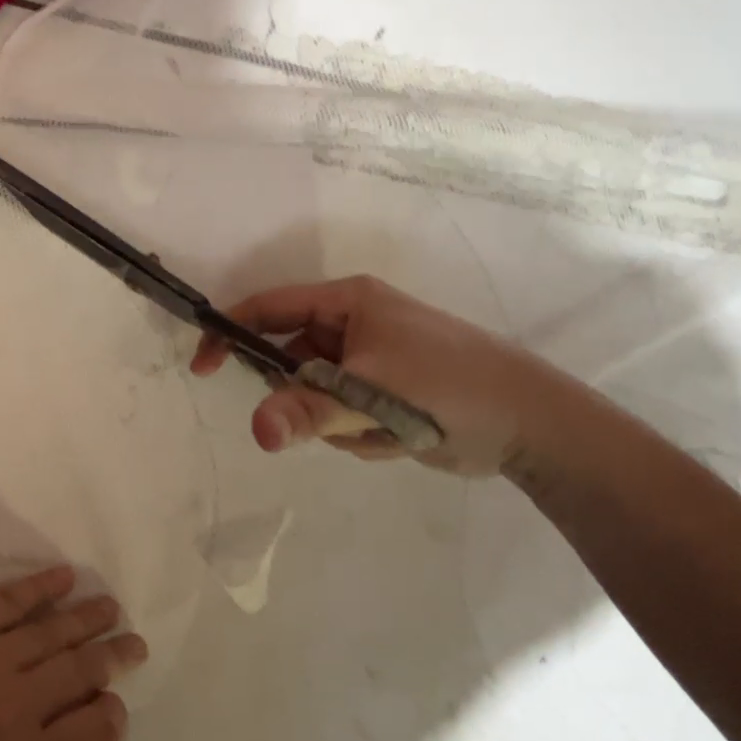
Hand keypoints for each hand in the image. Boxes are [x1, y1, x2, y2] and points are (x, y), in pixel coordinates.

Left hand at [0, 566, 147, 740]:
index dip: (110, 718)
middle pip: (80, 675)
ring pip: (53, 632)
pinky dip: (40, 586)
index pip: (91, 736)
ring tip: (111, 607)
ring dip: (88, 618)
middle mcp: (16, 707)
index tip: (116, 705)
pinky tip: (64, 576)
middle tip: (135, 643)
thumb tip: (47, 737)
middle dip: (112, 659)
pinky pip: (11, 599)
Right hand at [190, 274, 604, 475]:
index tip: (203, 369)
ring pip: (315, 393)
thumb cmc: (449, 386)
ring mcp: (369, 359)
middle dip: (304, 396)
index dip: (228, 334)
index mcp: (347, 302)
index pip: (265, 308)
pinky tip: (397, 439)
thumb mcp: (372, 395)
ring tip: (380, 430)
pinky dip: (358, 433)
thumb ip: (308, 412)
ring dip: (336, 421)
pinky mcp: (383, 392)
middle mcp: (353, 324)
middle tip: (329, 417)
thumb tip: (257, 432)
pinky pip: (340, 414)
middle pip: (289, 357)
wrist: (537, 425)